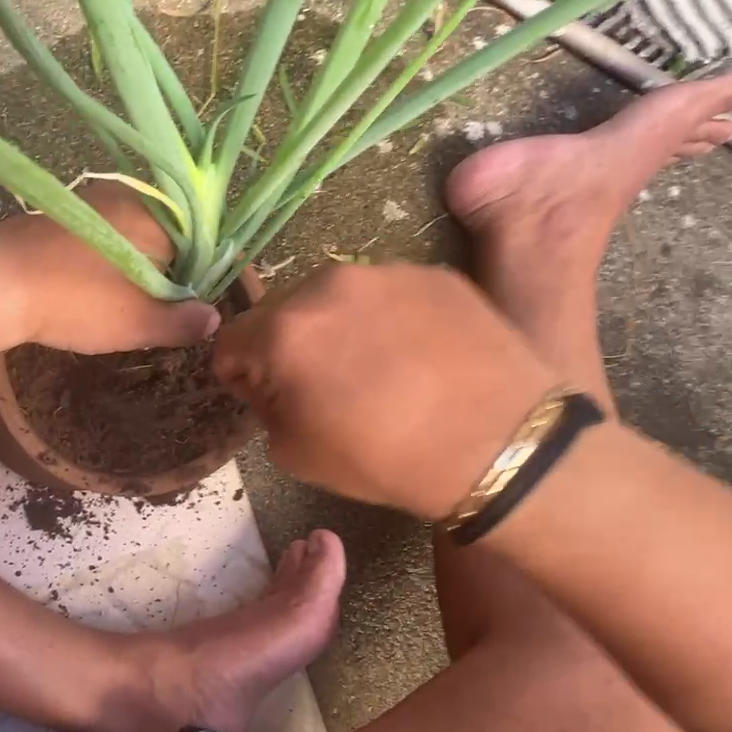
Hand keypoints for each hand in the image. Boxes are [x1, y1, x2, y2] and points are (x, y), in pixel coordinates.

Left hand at [0, 182, 219, 353]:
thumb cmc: (76, 301)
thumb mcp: (137, 324)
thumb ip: (180, 321)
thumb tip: (211, 316)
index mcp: (155, 214)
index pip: (192, 248)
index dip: (185, 285)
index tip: (167, 315)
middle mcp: (123, 195)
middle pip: (155, 240)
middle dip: (150, 278)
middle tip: (130, 317)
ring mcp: (83, 199)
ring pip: (119, 240)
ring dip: (116, 273)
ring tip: (100, 308)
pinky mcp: (49, 213)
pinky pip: (85, 239)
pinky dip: (86, 264)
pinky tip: (71, 291)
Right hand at [211, 262, 558, 519]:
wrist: (501, 446)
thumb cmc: (383, 457)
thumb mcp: (293, 451)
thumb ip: (264, 406)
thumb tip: (270, 384)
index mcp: (282, 331)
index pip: (231, 340)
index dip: (238, 373)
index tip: (261, 395)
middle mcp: (325, 287)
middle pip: (280, 311)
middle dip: (284, 344)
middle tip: (315, 382)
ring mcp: (384, 273)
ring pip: (333, 297)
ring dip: (334, 326)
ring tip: (370, 366)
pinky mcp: (434, 274)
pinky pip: (385, 293)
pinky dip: (384, 319)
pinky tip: (411, 356)